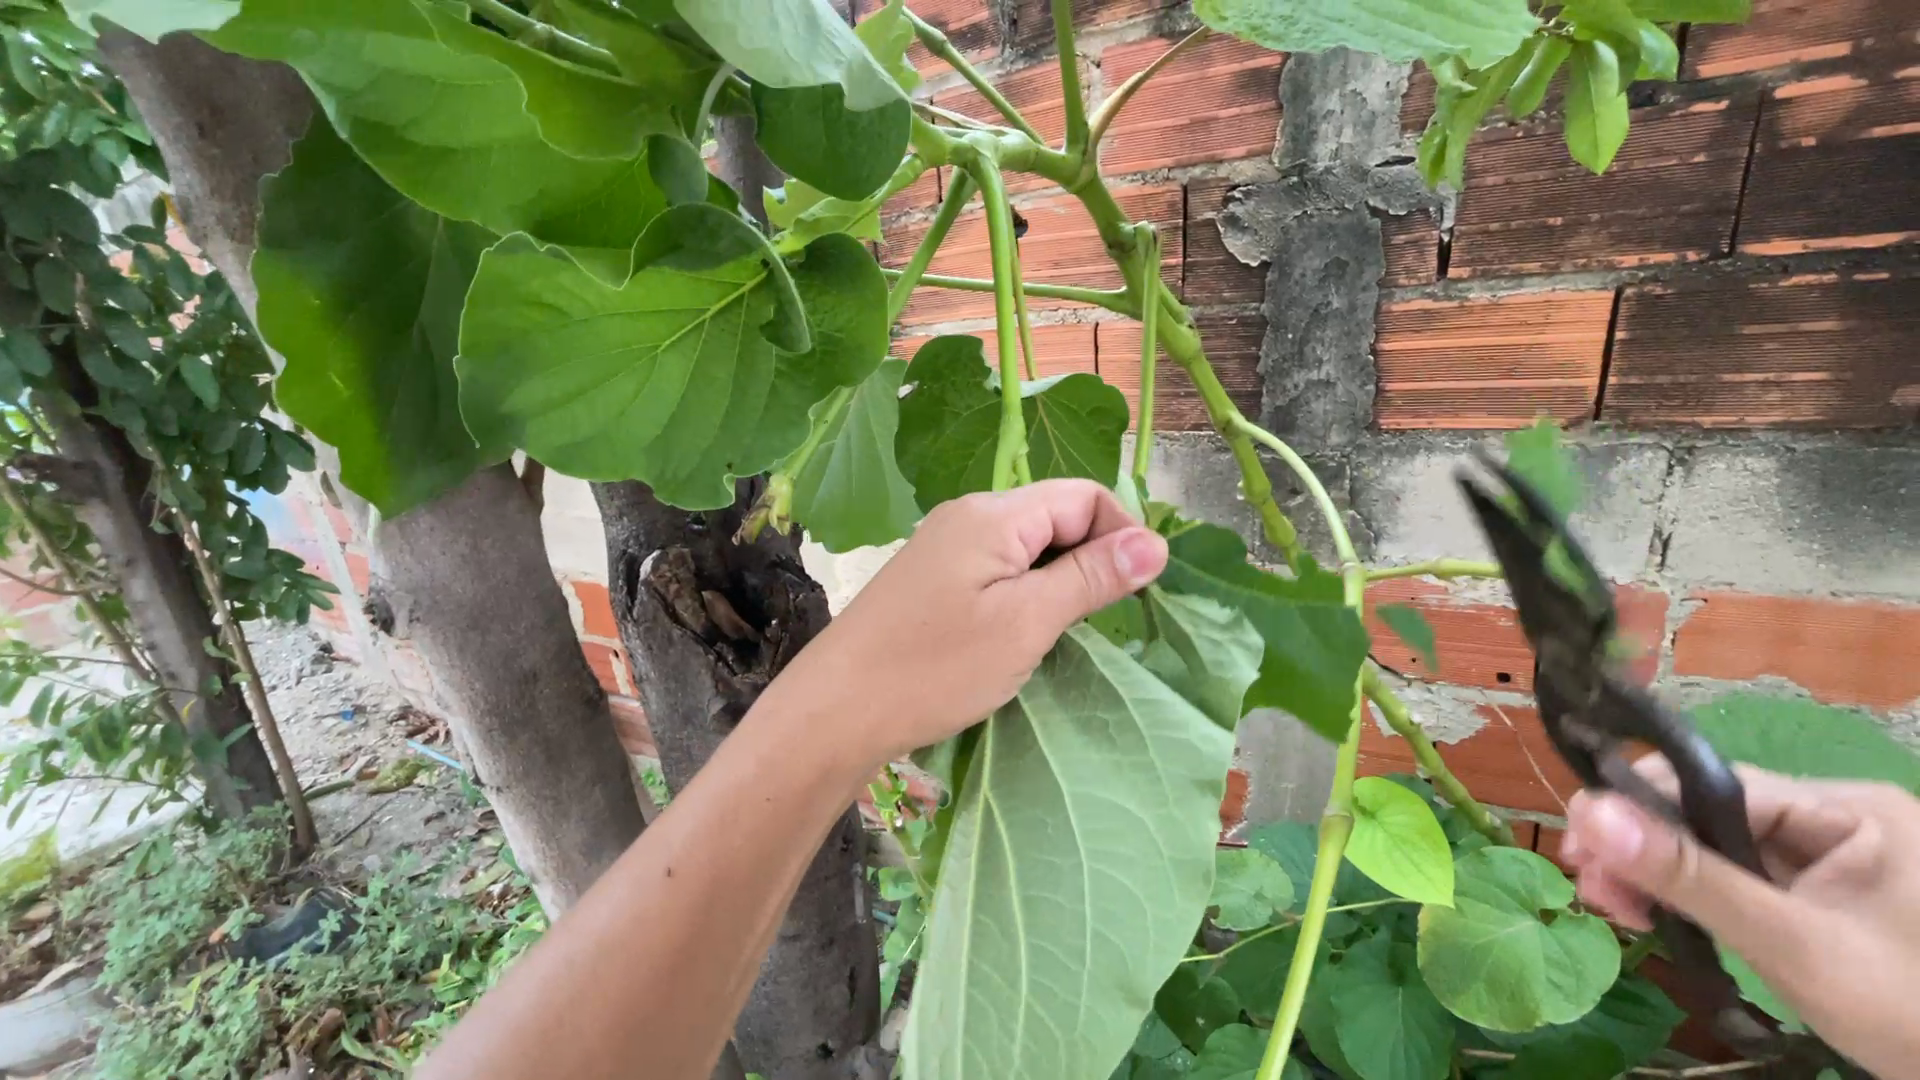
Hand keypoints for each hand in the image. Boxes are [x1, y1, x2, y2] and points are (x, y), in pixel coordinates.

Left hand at [776, 479, 1166, 768]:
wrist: (836, 710)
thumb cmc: (935, 667)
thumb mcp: (1026, 622)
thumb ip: (1091, 577)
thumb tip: (1157, 543)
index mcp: (993, 514)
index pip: (1084, 496)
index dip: (1122, 534)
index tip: (1140, 592)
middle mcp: (968, 517)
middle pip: (1055, 516)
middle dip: (1091, 560)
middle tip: (1103, 623)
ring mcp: (945, 548)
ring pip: (1028, 548)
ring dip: (1059, 582)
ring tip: (1063, 634)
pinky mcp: (933, 581)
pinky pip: (998, 571)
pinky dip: (1025, 595)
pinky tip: (1022, 635)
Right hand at [1562, 759, 1919, 1078]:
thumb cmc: (1917, 1014)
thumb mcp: (1796, 947)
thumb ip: (1693, 879)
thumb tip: (1588, 812)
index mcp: (1846, 808)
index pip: (1706, 784)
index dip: (1632, 809)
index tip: (1578, 852)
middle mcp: (1833, 815)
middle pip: (1699, 811)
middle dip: (1636, 848)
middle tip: (1595, 891)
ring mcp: (1824, 853)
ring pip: (1705, 843)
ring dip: (1652, 873)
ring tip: (1618, 910)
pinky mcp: (1812, 888)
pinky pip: (1728, 873)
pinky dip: (1684, 892)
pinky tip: (1654, 914)